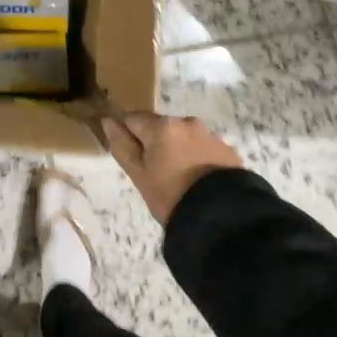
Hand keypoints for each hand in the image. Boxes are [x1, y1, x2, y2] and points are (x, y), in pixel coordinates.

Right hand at [101, 112, 243, 223]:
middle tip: (157, 174)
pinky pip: (203, 148)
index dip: (129, 138)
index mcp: (161, 125)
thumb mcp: (138, 174)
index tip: (135, 161)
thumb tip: (108, 121)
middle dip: (155, 144)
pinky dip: (197, 158)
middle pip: (159, 127)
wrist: (222, 217)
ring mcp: (210, 135)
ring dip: (178, 150)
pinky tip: (200, 181)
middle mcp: (186, 122)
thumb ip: (121, 145)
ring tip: (181, 180)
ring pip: (182, 137)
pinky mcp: (228, 150)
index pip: (132, 119)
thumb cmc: (171, 195)